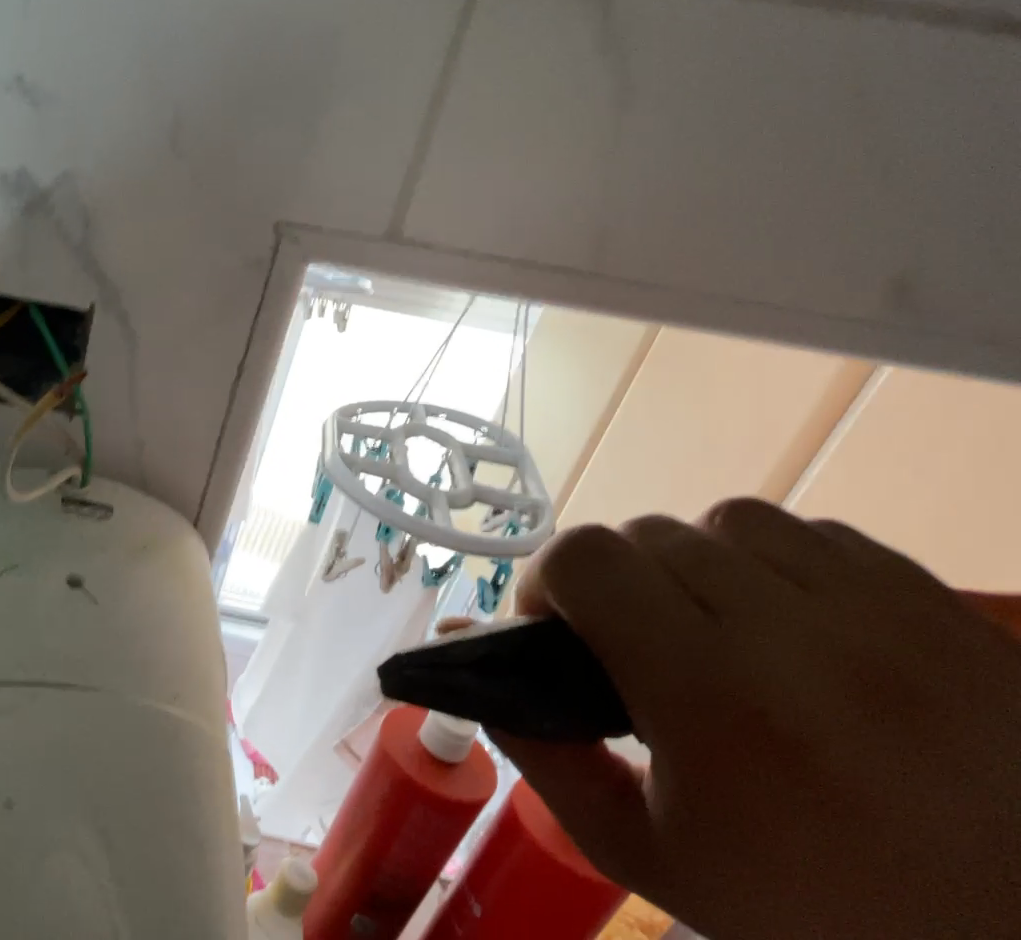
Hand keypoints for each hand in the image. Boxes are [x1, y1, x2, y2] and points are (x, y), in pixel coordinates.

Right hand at [491, 499, 1020, 939]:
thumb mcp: (647, 856)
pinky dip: (778, 564)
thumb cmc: (819, 908)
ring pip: (730, 522)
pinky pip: (819, 536)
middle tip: (633, 647)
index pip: (586, 558)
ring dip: (695, 562)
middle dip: (615, 582)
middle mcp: (793, 630)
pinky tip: (791, 625)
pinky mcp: (945, 605)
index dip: (548, 582)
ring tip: (713, 625)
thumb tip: (477, 675)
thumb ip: (545, 758)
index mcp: (709, 693)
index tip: (556, 633)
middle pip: (648, 534)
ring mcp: (882, 610)